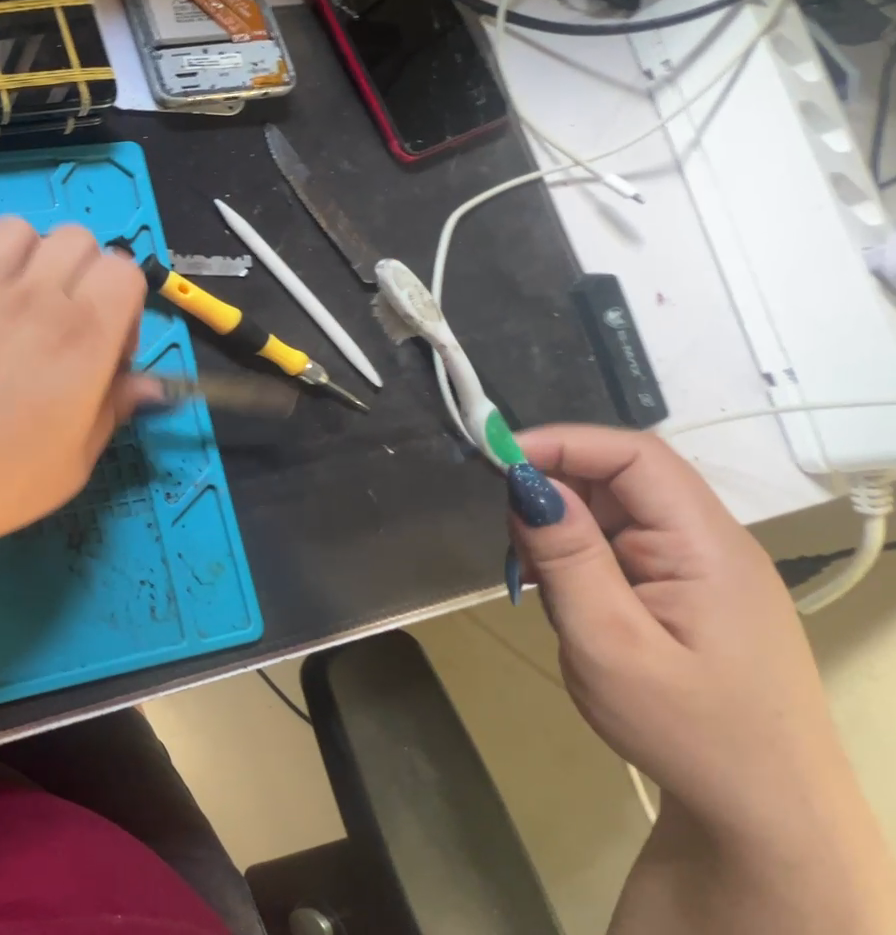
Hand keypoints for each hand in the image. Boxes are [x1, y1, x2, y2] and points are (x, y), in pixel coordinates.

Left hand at [0, 219, 154, 558]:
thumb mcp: (74, 462)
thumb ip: (113, 409)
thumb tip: (148, 386)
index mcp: (84, 334)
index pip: (125, 268)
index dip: (124, 305)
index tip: (107, 350)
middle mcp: (35, 296)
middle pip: (77, 238)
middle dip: (81, 274)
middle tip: (62, 325)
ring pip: (16, 229)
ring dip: (25, 256)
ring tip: (13, 301)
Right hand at [511, 426, 895, 933]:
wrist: (763, 810)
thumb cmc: (687, 728)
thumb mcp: (609, 643)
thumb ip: (567, 557)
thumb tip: (525, 484)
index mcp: (706, 546)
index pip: (635, 457)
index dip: (561, 443)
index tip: (492, 457)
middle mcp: (708, 544)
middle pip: (622, 479)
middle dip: (550, 486)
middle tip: (495, 524)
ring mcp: (698, 569)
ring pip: (614, 513)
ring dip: (557, 526)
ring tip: (523, 570)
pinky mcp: (683, 593)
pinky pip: (619, 547)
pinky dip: (572, 555)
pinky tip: (550, 590)